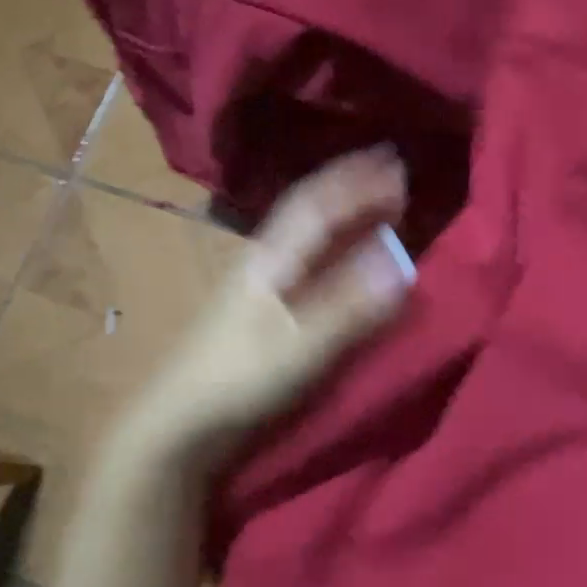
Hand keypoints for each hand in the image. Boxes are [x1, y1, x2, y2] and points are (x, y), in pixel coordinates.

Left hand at [120, 146, 414, 459]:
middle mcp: (265, 264)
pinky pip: (309, 265)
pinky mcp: (264, 316)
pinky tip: (343, 257)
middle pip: (310, 213)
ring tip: (376, 205)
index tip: (396, 162)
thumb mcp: (301, 345)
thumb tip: (405, 263)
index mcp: (272, 261)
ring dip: (343, 215)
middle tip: (391, 170)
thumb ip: (352, 306)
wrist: (181, 425)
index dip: (356, 181)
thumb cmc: (239, 380)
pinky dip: (334, 249)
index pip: (318, 206)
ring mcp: (261, 289)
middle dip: (350, 188)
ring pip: (307, 237)